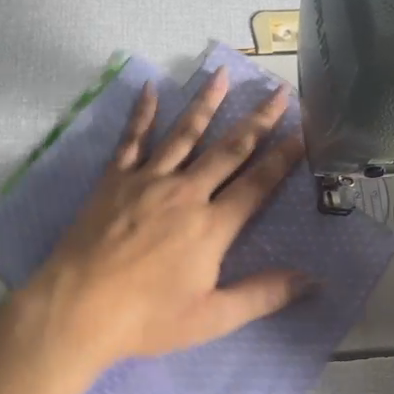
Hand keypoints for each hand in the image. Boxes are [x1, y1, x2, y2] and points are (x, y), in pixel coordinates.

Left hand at [0, 69, 309, 378]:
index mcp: (212, 226)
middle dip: (257, 120)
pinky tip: (149, 89)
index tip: (304, 131)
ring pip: (184, 134)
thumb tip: (315, 281)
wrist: (78, 306)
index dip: (283, 157)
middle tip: (277, 92)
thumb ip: (264, 295)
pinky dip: (142, 113)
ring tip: (222, 74)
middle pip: (229, 150)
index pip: (257, 184)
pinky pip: (133, 139)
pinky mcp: (115, 179)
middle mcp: (186, 193)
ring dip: (206, 103)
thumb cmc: (147, 318)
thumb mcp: (212, 317)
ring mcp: (148, 180)